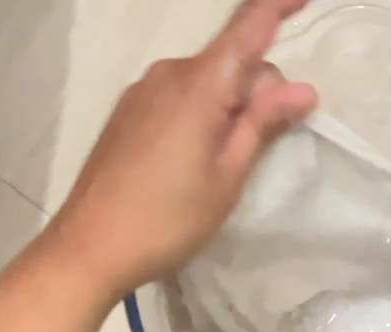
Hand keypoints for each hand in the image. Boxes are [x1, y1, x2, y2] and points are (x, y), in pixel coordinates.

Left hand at [42, 0, 319, 296]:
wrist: (88, 248)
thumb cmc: (166, 221)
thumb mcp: (226, 180)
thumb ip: (261, 126)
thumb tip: (301, 88)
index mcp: (201, 84)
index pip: (250, 23)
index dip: (280, 5)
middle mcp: (168, 73)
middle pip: (227, 61)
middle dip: (255, 89)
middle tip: (261, 146)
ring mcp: (140, 92)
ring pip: (200, 82)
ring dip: (222, 106)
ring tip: (217, 164)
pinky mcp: (123, 115)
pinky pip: (172, 99)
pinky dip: (194, 115)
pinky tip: (185, 162)